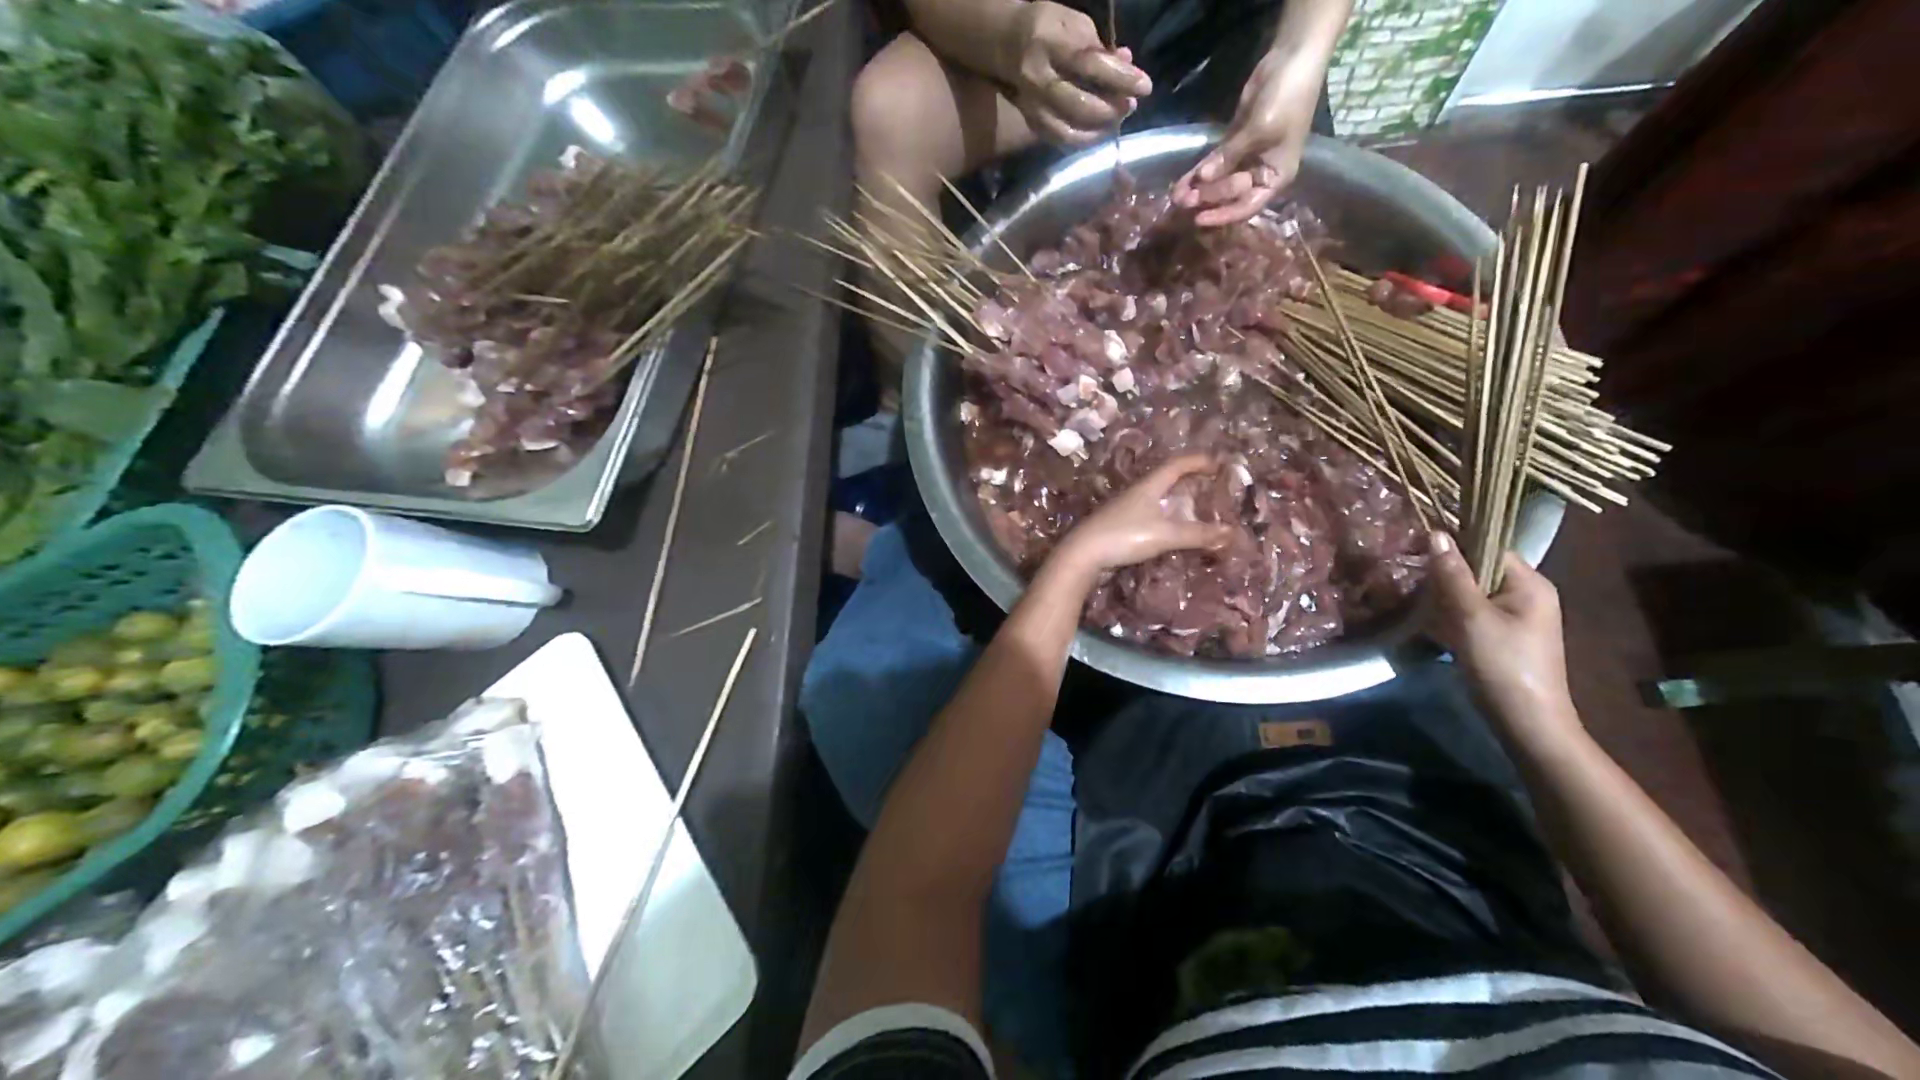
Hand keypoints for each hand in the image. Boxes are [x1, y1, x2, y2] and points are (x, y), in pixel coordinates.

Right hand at [998, 1, 1150, 144]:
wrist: (1006, 44)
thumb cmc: (1048, 29)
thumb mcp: (1075, 25)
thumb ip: (1100, 48)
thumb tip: (1127, 67)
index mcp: (1050, 43)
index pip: (1089, 64)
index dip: (1119, 78)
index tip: (1145, 87)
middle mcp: (1037, 78)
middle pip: (1078, 105)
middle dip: (1110, 110)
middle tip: (1129, 106)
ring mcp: (1030, 105)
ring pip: (1067, 130)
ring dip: (1097, 131)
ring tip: (1115, 121)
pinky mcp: (1030, 121)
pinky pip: (1058, 139)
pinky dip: (1082, 139)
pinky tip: (1098, 132)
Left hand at [1052, 455, 1236, 575]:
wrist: (1082, 555)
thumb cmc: (1123, 536)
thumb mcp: (1164, 534)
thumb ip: (1197, 534)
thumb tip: (1231, 533)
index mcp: (1148, 486)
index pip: (1176, 465)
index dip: (1197, 461)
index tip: (1218, 463)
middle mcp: (1137, 493)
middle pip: (1167, 480)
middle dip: (1190, 481)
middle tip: (1212, 487)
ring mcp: (1126, 510)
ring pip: (1158, 500)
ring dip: (1177, 502)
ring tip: (1197, 510)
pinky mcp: (1120, 527)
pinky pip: (1150, 517)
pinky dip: (1167, 519)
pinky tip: (1172, 531)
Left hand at [1171, 47, 1323, 225]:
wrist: (1292, 58)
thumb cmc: (1287, 98)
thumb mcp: (1259, 130)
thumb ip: (1229, 157)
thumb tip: (1201, 179)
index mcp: (1276, 178)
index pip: (1247, 206)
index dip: (1222, 215)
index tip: (1199, 219)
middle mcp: (1261, 174)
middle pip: (1229, 197)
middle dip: (1206, 199)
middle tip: (1181, 201)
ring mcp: (1247, 159)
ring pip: (1218, 181)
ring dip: (1197, 188)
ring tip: (1175, 195)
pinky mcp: (1234, 144)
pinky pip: (1214, 165)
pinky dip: (1199, 173)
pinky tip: (1181, 182)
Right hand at [1425, 533, 1581, 738]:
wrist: (1525, 721)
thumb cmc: (1502, 664)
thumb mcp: (1471, 617)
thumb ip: (1453, 575)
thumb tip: (1435, 534)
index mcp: (1530, 584)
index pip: (1490, 547)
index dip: (1455, 545)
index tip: (1418, 548)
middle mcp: (1526, 595)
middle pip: (1478, 569)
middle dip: (1445, 575)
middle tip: (1412, 579)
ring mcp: (1514, 617)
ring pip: (1470, 593)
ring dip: (1443, 597)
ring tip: (1415, 602)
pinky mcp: (1501, 636)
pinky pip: (1471, 613)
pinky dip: (1450, 616)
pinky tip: (1429, 625)